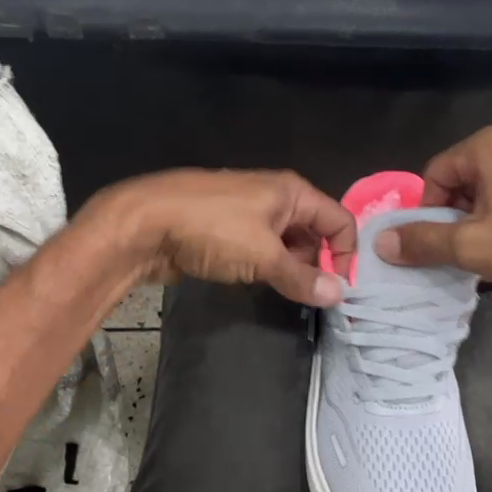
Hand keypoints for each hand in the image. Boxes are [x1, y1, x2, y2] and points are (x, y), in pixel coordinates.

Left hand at [86, 169, 355, 307]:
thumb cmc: (213, 230)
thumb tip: (337, 295)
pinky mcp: (225, 233)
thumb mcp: (264, 256)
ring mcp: (247, 214)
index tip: (341, 290)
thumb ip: (302, 277)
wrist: (145, 226)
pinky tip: (261, 288)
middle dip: (318, 264)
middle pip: (313, 233)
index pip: (339, 220)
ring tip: (291, 297)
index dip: (346, 253)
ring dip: (290, 270)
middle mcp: (274, 198)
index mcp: (292, 192)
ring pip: (284, 245)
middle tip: (316, 299)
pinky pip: (258, 251)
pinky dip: (266, 269)